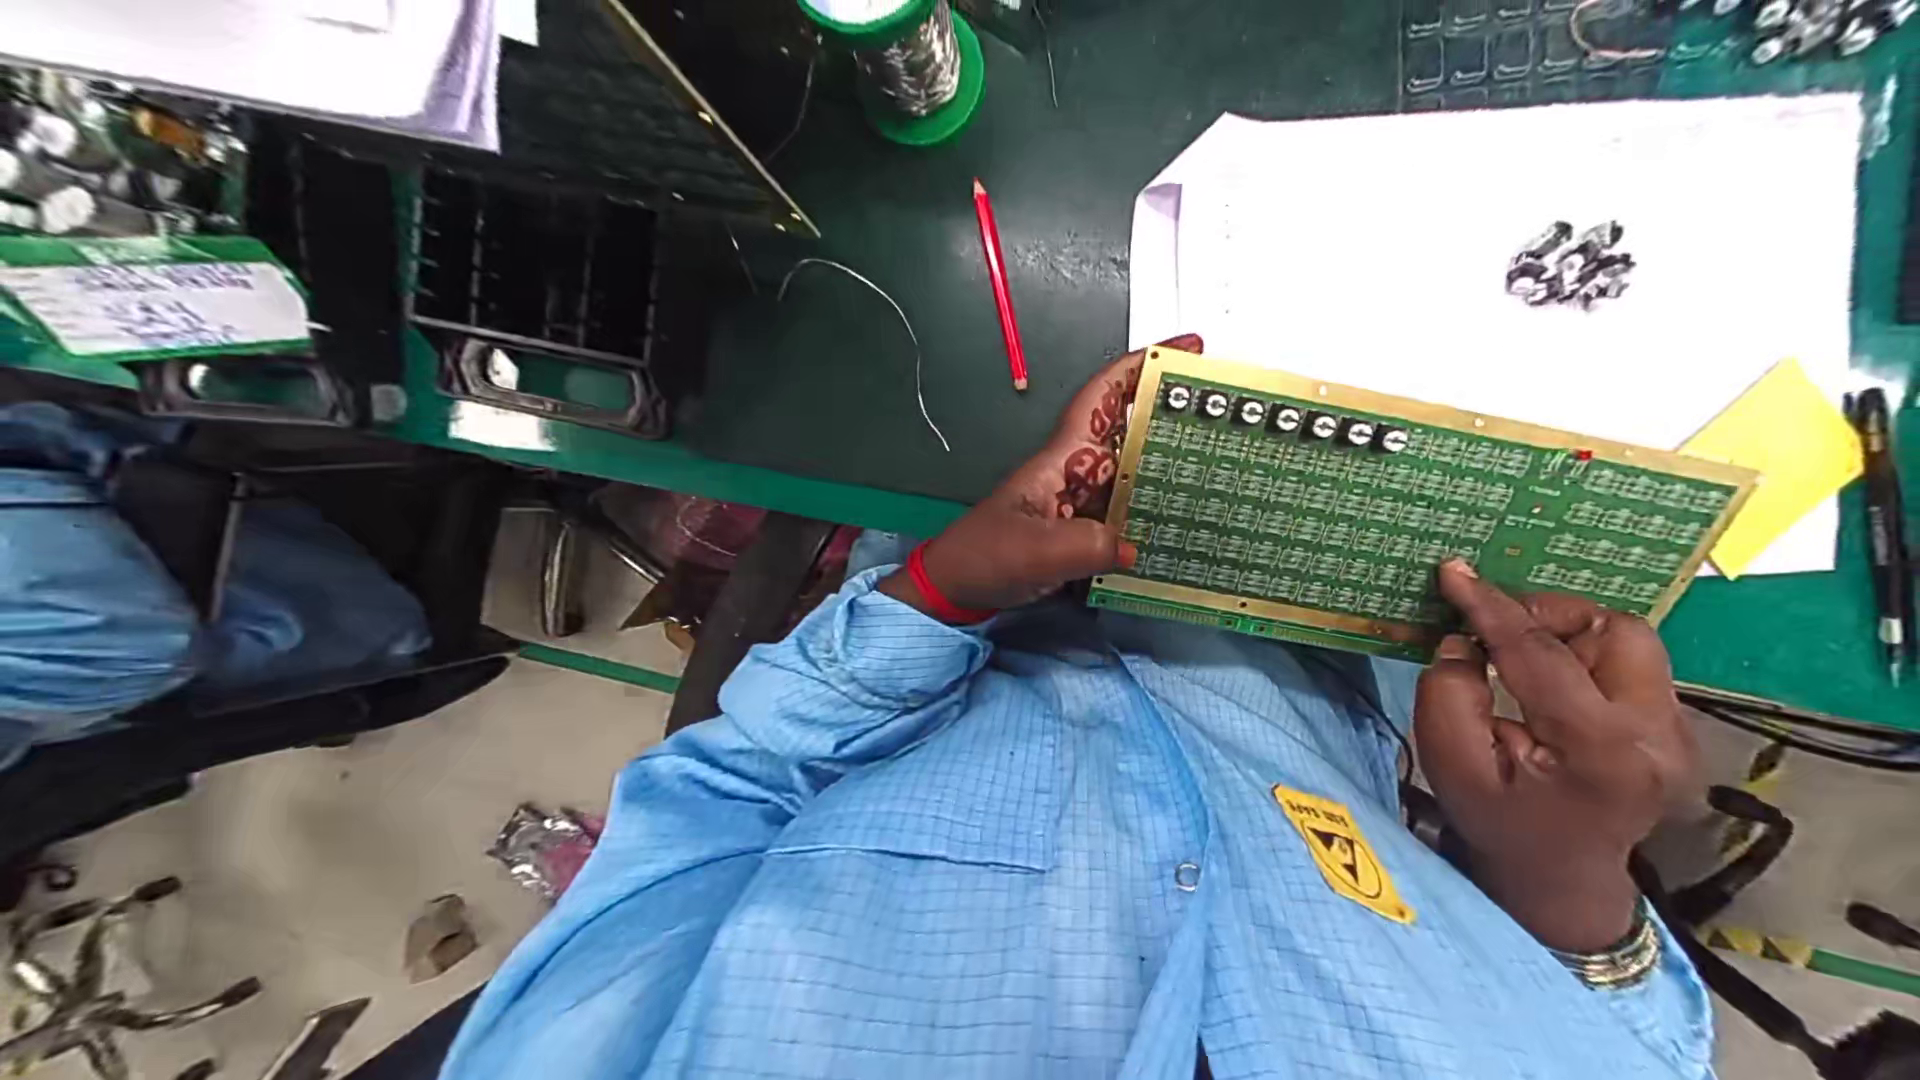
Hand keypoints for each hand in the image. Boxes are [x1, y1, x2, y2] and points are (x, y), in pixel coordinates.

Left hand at [879, 334, 1203, 616]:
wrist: (956, 588)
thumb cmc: (985, 557)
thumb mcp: (1035, 551)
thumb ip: (1086, 547)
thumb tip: (1133, 547)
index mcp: (1061, 459)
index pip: (1101, 399)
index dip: (1139, 368)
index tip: (1185, 350)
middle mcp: (1075, 474)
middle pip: (1127, 433)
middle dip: (1170, 417)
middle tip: (1224, 419)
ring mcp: (1079, 505)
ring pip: (1131, 475)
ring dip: (1167, 469)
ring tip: (1217, 470)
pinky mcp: (1079, 534)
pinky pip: (1124, 514)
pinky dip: (1150, 515)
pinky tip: (1180, 526)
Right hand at [1413, 559, 1701, 951]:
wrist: (1558, 871)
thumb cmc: (1495, 817)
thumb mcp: (1448, 760)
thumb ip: (1449, 692)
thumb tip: (1465, 642)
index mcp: (1599, 749)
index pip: (1541, 654)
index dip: (1491, 607)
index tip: (1454, 572)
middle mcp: (1659, 734)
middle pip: (1615, 630)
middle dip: (1546, 614)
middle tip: (1491, 627)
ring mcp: (1678, 731)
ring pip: (1628, 638)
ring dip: (1564, 630)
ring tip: (1516, 649)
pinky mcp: (1674, 726)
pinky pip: (1628, 660)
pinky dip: (1579, 649)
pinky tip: (1544, 672)